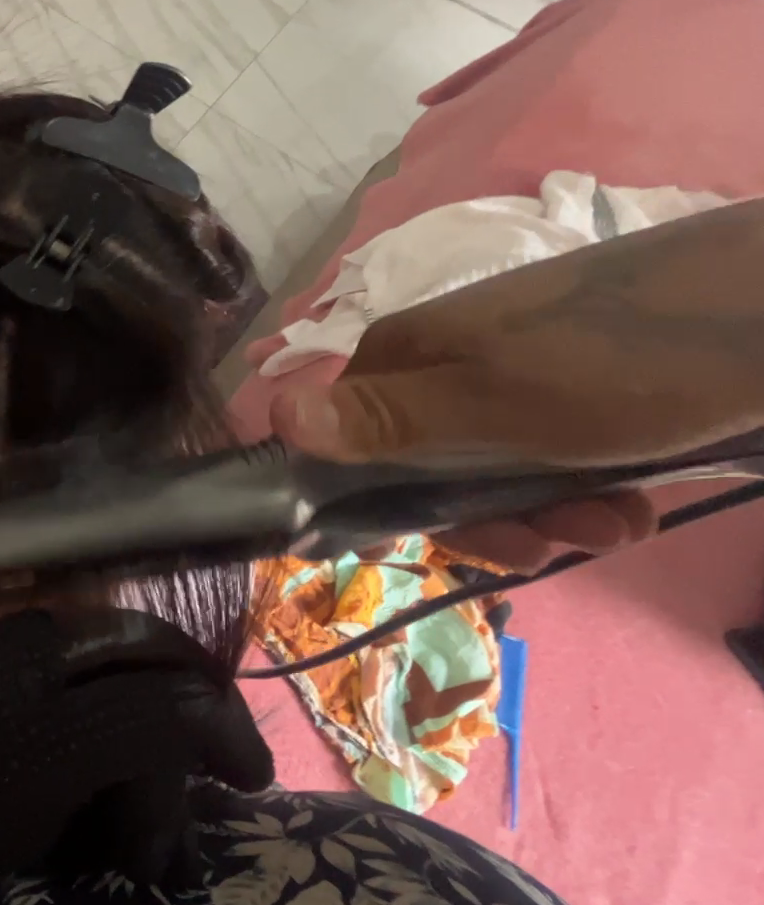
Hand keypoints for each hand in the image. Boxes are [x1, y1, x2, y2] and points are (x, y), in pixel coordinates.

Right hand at [271, 200, 763, 569]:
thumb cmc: (628, 358)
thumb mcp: (495, 402)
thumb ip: (383, 419)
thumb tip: (272, 414)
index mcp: (400, 360)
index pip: (347, 448)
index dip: (383, 506)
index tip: (441, 545)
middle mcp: (437, 365)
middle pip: (420, 466)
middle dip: (484, 518)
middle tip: (552, 546)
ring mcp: (504, 372)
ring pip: (489, 467)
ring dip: (545, 513)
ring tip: (616, 527)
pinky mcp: (568, 383)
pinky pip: (546, 454)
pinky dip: (583, 491)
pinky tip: (632, 505)